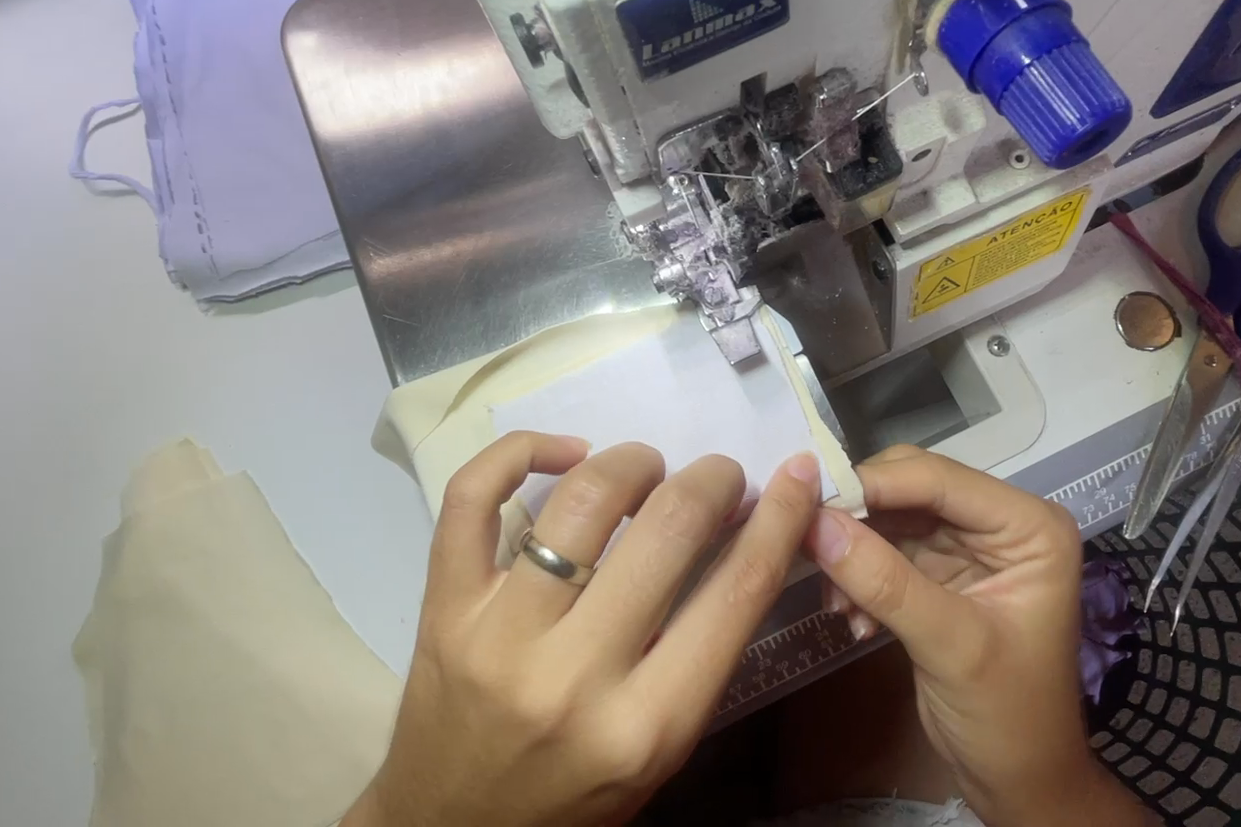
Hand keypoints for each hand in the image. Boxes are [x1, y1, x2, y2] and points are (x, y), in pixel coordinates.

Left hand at [344, 432, 822, 826]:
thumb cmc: (578, 790)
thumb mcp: (664, 739)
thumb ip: (706, 640)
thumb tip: (744, 526)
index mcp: (648, 724)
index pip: (737, 591)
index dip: (781, 517)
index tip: (797, 473)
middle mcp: (574, 677)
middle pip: (668, 528)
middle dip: (710, 480)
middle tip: (717, 476)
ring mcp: (498, 636)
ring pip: (582, 500)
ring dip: (633, 462)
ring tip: (647, 469)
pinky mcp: (443, 606)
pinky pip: (472, 497)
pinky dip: (522, 450)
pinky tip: (565, 450)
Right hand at [806, 447, 1149, 826]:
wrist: (1019, 783)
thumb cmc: (1009, 717)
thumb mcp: (951, 646)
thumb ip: (884, 581)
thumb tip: (814, 522)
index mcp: (1027, 525)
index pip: (940, 479)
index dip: (874, 482)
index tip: (811, 498)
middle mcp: (998, 521)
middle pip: (910, 485)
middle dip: (859, 513)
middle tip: (809, 539)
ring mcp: (965, 544)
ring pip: (889, 514)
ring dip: (854, 548)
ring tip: (834, 599)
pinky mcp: (937, 569)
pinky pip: (883, 548)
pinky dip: (859, 573)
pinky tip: (850, 618)